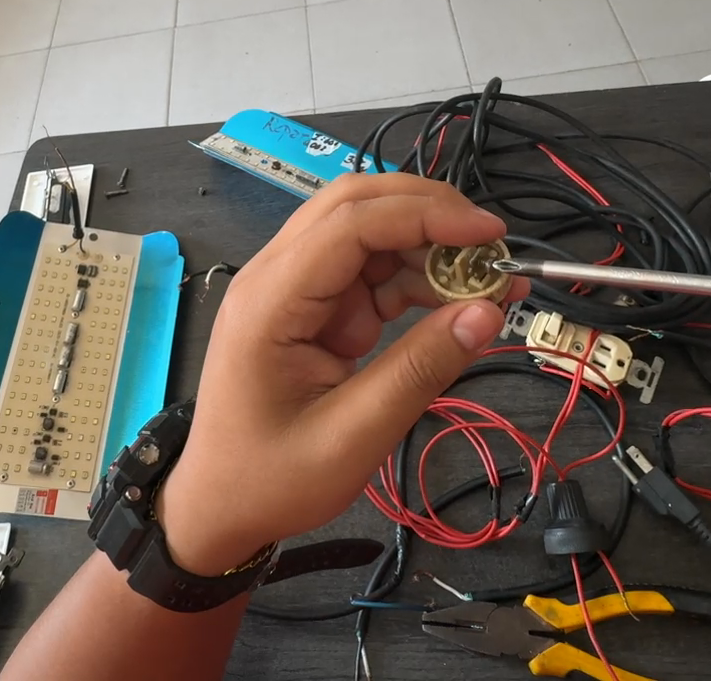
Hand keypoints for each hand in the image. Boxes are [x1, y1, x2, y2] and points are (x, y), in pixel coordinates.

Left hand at [153, 174, 526, 574]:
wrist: (219, 504)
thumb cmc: (271, 479)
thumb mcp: (351, 438)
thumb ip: (418, 371)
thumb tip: (488, 312)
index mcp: (271, 299)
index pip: (349, 224)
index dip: (424, 216)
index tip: (491, 233)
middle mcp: (278, 275)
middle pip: (352, 207)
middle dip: (426, 212)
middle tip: (491, 243)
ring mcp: (295, 287)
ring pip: (366, 233)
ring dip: (427, 245)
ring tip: (491, 278)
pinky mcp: (314, 306)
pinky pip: (369, 271)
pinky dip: (415, 277)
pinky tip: (457, 300)